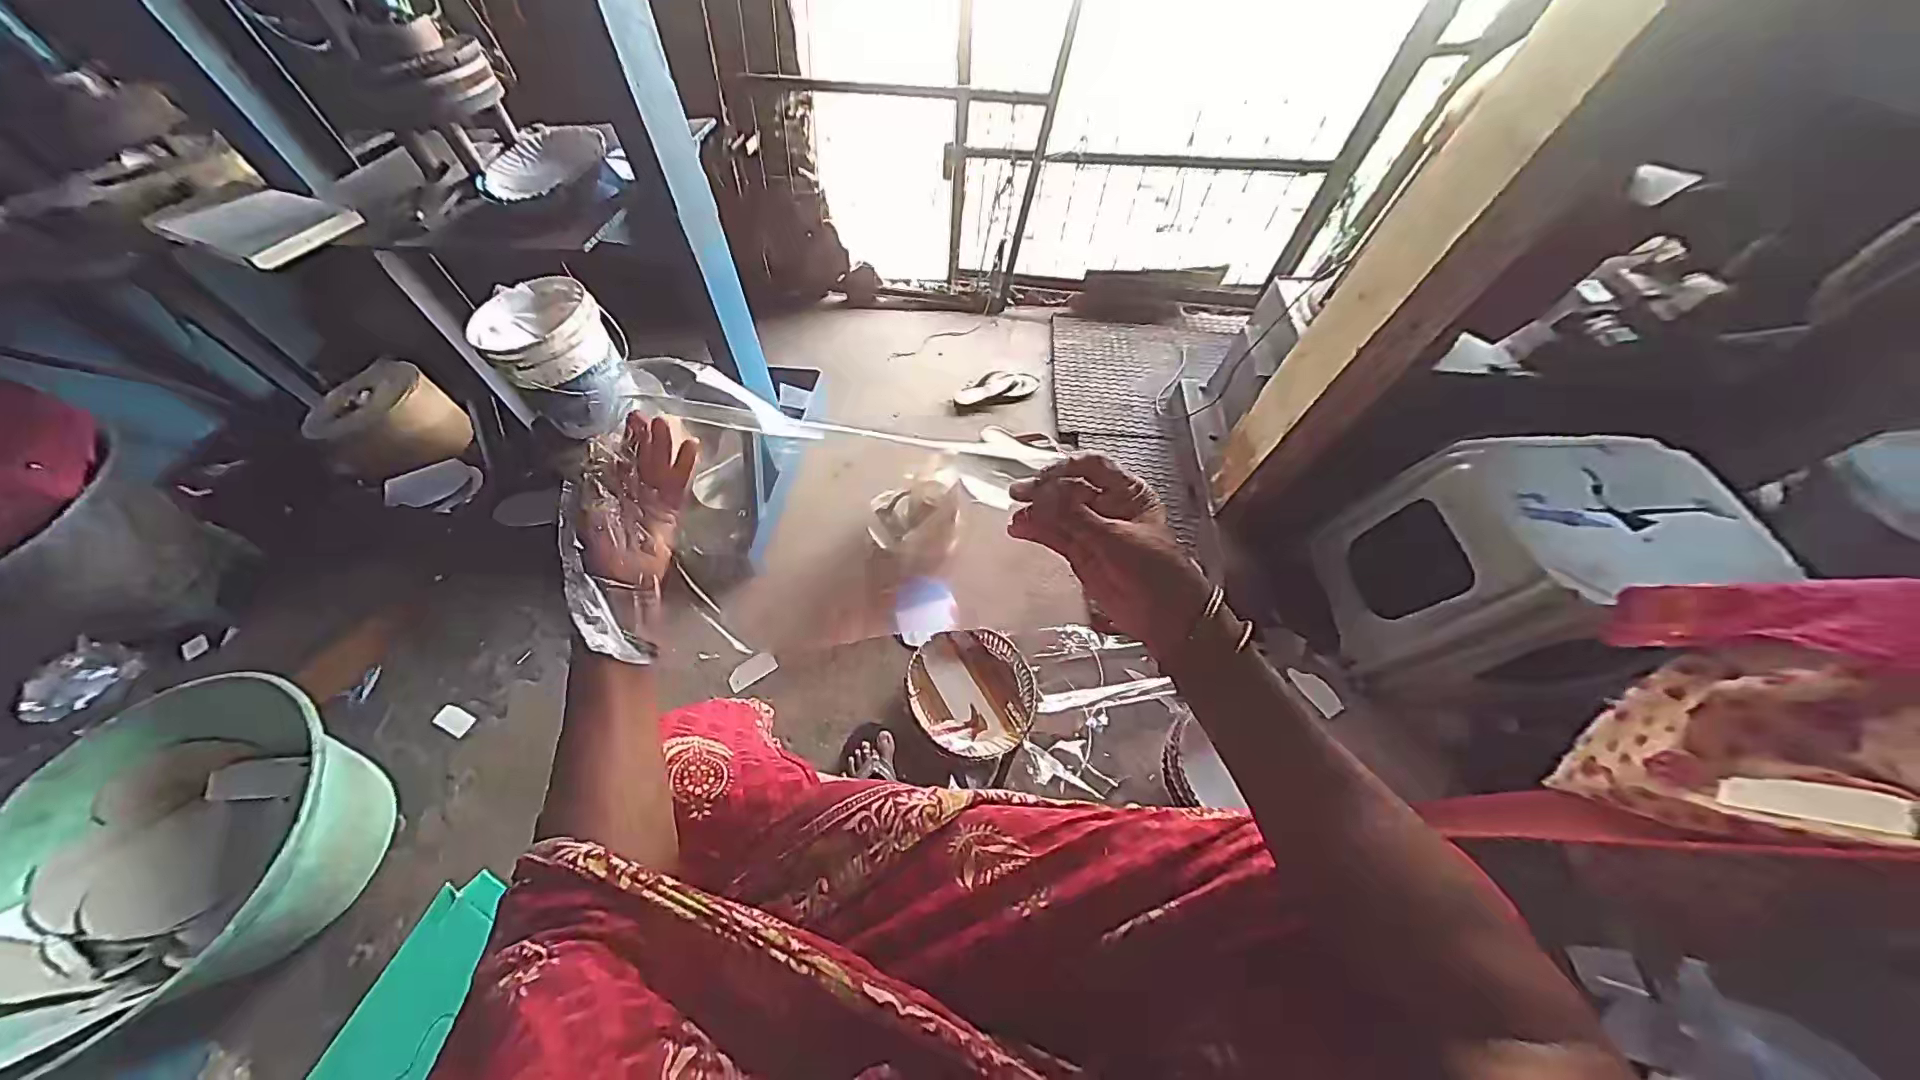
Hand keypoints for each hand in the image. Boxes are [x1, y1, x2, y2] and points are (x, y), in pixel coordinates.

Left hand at [579, 413, 698, 587]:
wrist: (627, 581)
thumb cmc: (604, 555)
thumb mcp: (588, 521)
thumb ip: (593, 494)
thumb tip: (595, 468)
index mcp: (611, 492)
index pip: (618, 460)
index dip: (623, 441)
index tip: (625, 422)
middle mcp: (633, 491)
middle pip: (640, 459)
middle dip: (644, 438)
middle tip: (646, 417)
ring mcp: (654, 499)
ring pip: (660, 466)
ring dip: (663, 446)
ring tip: (666, 425)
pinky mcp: (671, 510)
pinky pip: (679, 484)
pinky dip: (685, 466)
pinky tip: (691, 448)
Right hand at [1007, 454, 1209, 657]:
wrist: (1166, 615)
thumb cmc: (1158, 571)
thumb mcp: (1116, 538)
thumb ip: (1077, 517)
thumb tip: (1045, 496)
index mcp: (1128, 493)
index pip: (1091, 467)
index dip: (1065, 469)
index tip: (1042, 479)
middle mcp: (1109, 507)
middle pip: (1070, 489)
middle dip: (1044, 490)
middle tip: (1020, 493)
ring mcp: (1093, 531)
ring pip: (1058, 513)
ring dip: (1036, 512)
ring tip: (1017, 517)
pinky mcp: (1081, 553)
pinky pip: (1055, 536)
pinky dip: (1037, 531)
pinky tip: (1020, 529)